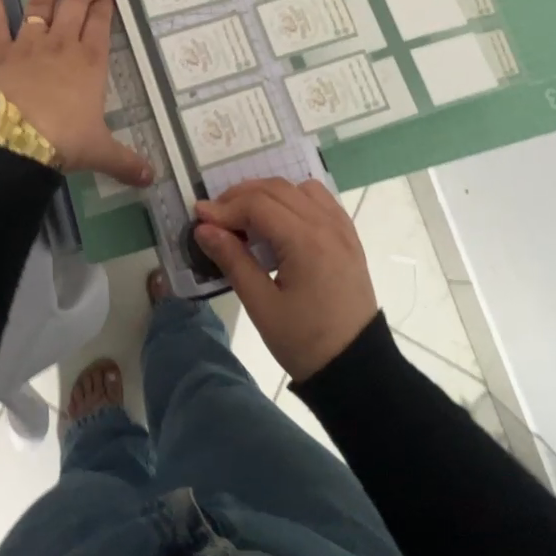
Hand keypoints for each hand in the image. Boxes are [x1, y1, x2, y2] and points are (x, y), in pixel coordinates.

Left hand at [0, 0, 151, 184]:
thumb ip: (125, 162)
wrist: (15, 141)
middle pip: (75, 7)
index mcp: (90, 64)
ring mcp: (28, 45)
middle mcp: (61, 46)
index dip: (106, 1)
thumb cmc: (63, 141)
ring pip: (39, 5)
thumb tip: (152, 179)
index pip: (101, 24)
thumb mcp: (100, 152)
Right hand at [194, 178, 379, 380]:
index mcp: (306, 242)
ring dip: (269, 194)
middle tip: (215, 217)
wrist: (356, 366)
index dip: (224, 208)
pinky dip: (295, 200)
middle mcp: (327, 225)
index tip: (199, 218)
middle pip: (277, 189)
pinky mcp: (349, 238)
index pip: (257, 205)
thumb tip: (204, 229)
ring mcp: (342, 229)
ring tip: (247, 217)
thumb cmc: (305, 341)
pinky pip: (321, 201)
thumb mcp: (261, 306)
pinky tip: (280, 221)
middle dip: (241, 196)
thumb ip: (233, 260)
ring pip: (300, 188)